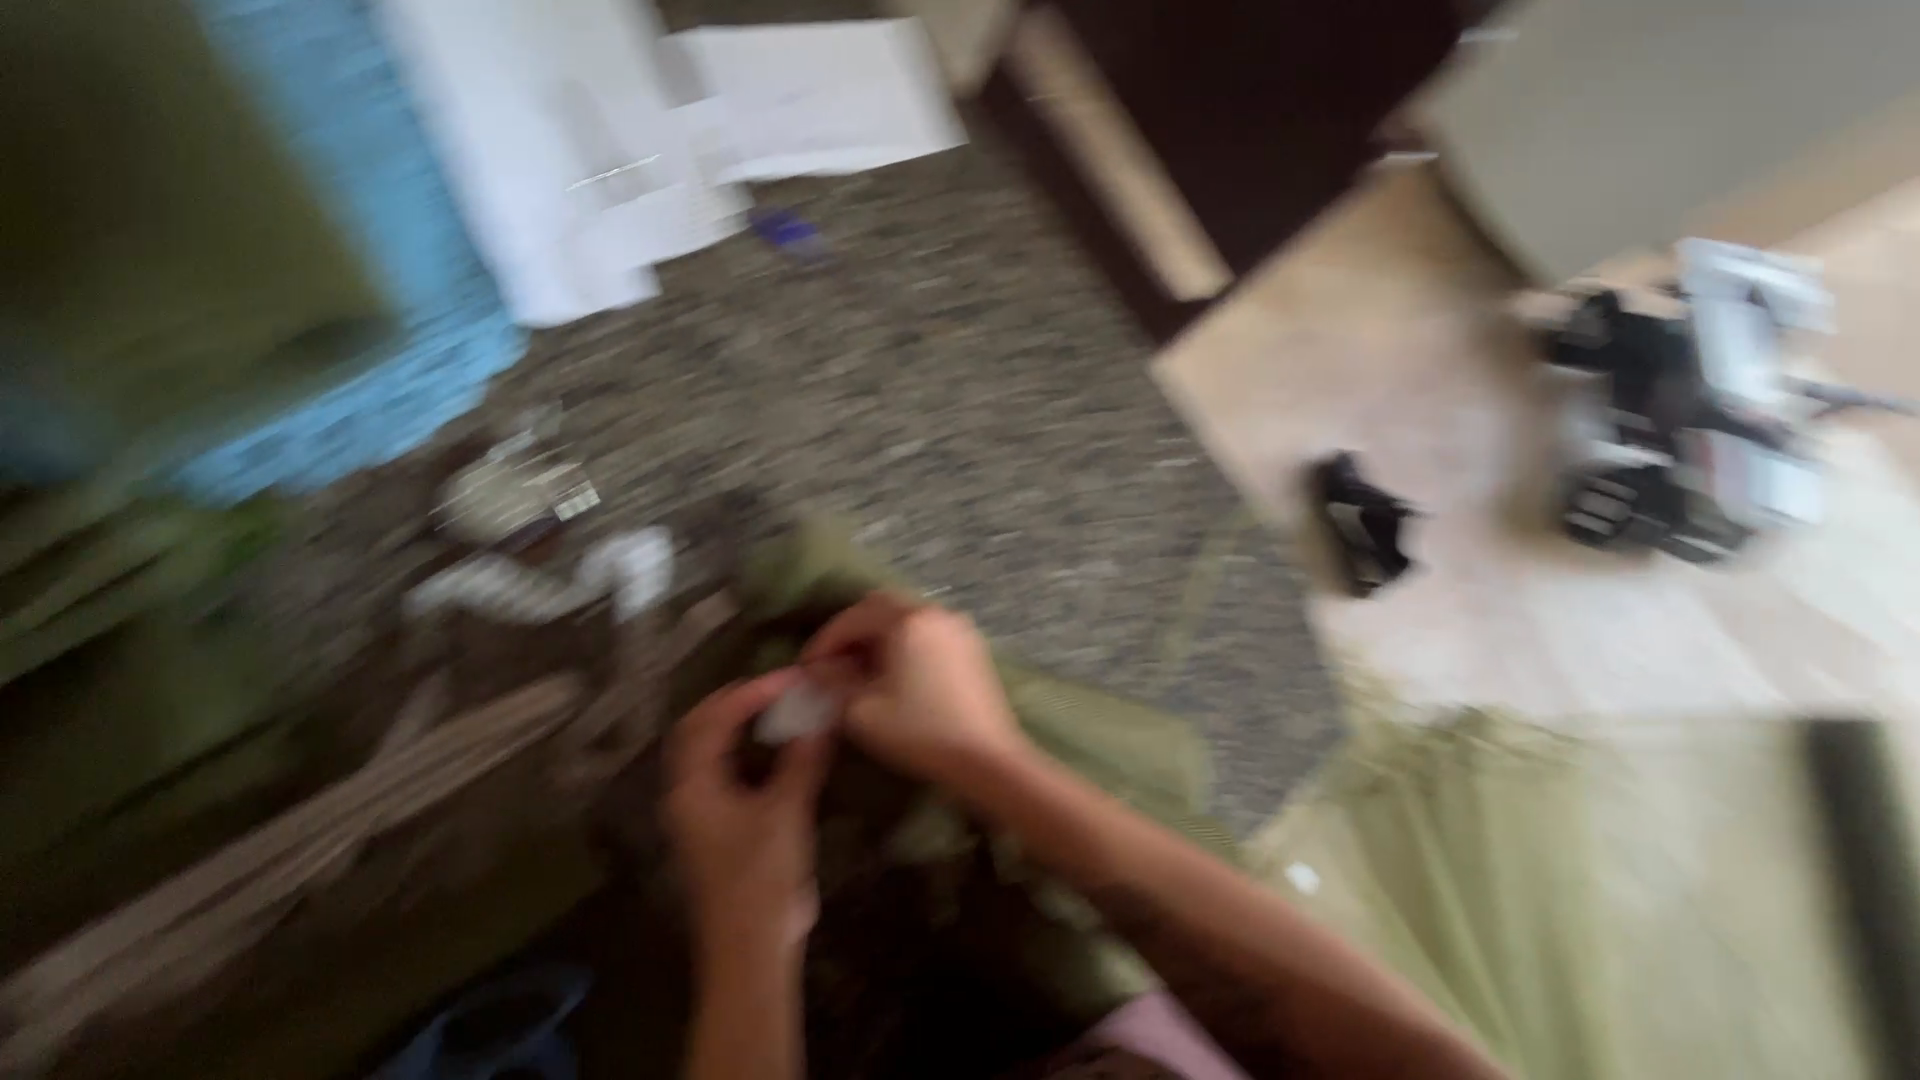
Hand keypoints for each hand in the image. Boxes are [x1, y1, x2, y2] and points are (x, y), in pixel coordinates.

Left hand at [665, 670, 834, 963]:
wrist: (752, 947)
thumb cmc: (761, 877)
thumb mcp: (785, 813)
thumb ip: (802, 760)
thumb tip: (822, 715)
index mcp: (693, 787)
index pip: (712, 722)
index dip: (749, 694)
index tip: (788, 679)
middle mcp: (687, 794)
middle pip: (697, 731)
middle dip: (733, 702)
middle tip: (773, 686)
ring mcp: (700, 812)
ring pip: (708, 752)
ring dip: (735, 724)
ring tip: (774, 707)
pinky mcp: (718, 827)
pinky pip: (725, 772)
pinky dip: (746, 750)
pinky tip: (775, 749)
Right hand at [801, 592, 1032, 788]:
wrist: (987, 758)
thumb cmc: (920, 732)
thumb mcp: (862, 710)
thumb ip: (834, 681)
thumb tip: (820, 668)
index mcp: (907, 620)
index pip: (853, 616)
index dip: (825, 640)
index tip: (808, 667)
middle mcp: (934, 612)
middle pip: (881, 606)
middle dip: (852, 631)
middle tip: (833, 662)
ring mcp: (957, 628)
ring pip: (906, 617)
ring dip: (878, 636)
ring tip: (860, 670)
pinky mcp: (971, 647)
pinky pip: (927, 631)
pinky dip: (904, 643)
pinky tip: (894, 674)